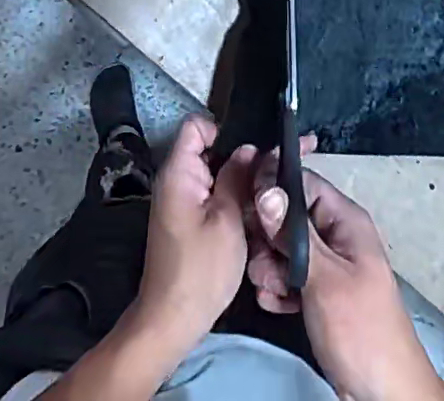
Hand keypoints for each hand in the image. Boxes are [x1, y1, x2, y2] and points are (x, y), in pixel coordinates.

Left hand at [133, 114, 256, 349]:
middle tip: (270, 176)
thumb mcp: (228, 221)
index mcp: (178, 171)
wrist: (172, 316)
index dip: (222, 131)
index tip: (250, 153)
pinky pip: (207, 193)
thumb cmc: (201, 268)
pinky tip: (250, 215)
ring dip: (235, 182)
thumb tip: (248, 149)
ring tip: (264, 197)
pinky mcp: (185, 216)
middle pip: (206, 149)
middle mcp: (174, 178)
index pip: (195, 127)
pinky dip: (227, 199)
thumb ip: (237, 179)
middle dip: (236, 158)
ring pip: (211, 173)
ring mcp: (178, 198)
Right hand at [249, 151, 443, 400]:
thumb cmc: (361, 332)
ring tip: (272, 289)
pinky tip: (277, 303)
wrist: (385, 398)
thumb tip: (265, 188)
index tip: (246, 205)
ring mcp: (327, 264)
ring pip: (282, 246)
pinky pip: (287, 274)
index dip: (270, 187)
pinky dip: (278, 287)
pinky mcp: (318, 290)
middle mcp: (334, 235)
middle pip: (286, 214)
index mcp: (344, 220)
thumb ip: (292, 232)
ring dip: (270, 267)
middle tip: (262, 262)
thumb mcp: (324, 278)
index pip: (300, 181)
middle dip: (267, 238)